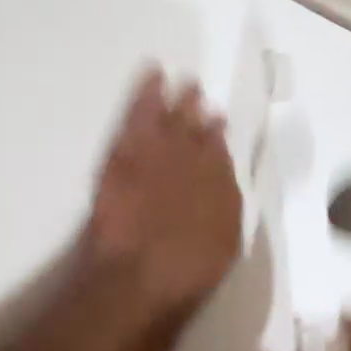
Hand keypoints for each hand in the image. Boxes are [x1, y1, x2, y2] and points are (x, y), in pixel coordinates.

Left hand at [83, 67, 241, 308]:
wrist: (140, 276)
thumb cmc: (184, 275)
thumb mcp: (222, 248)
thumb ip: (222, 213)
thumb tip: (221, 190)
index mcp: (222, 192)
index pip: (220, 157)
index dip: (218, 140)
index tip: (218, 126)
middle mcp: (199, 166)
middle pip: (200, 133)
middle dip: (201, 114)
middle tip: (200, 95)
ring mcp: (163, 155)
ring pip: (175, 117)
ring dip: (180, 99)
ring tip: (184, 82)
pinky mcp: (128, 152)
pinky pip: (140, 112)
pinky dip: (146, 91)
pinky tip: (152, 75)